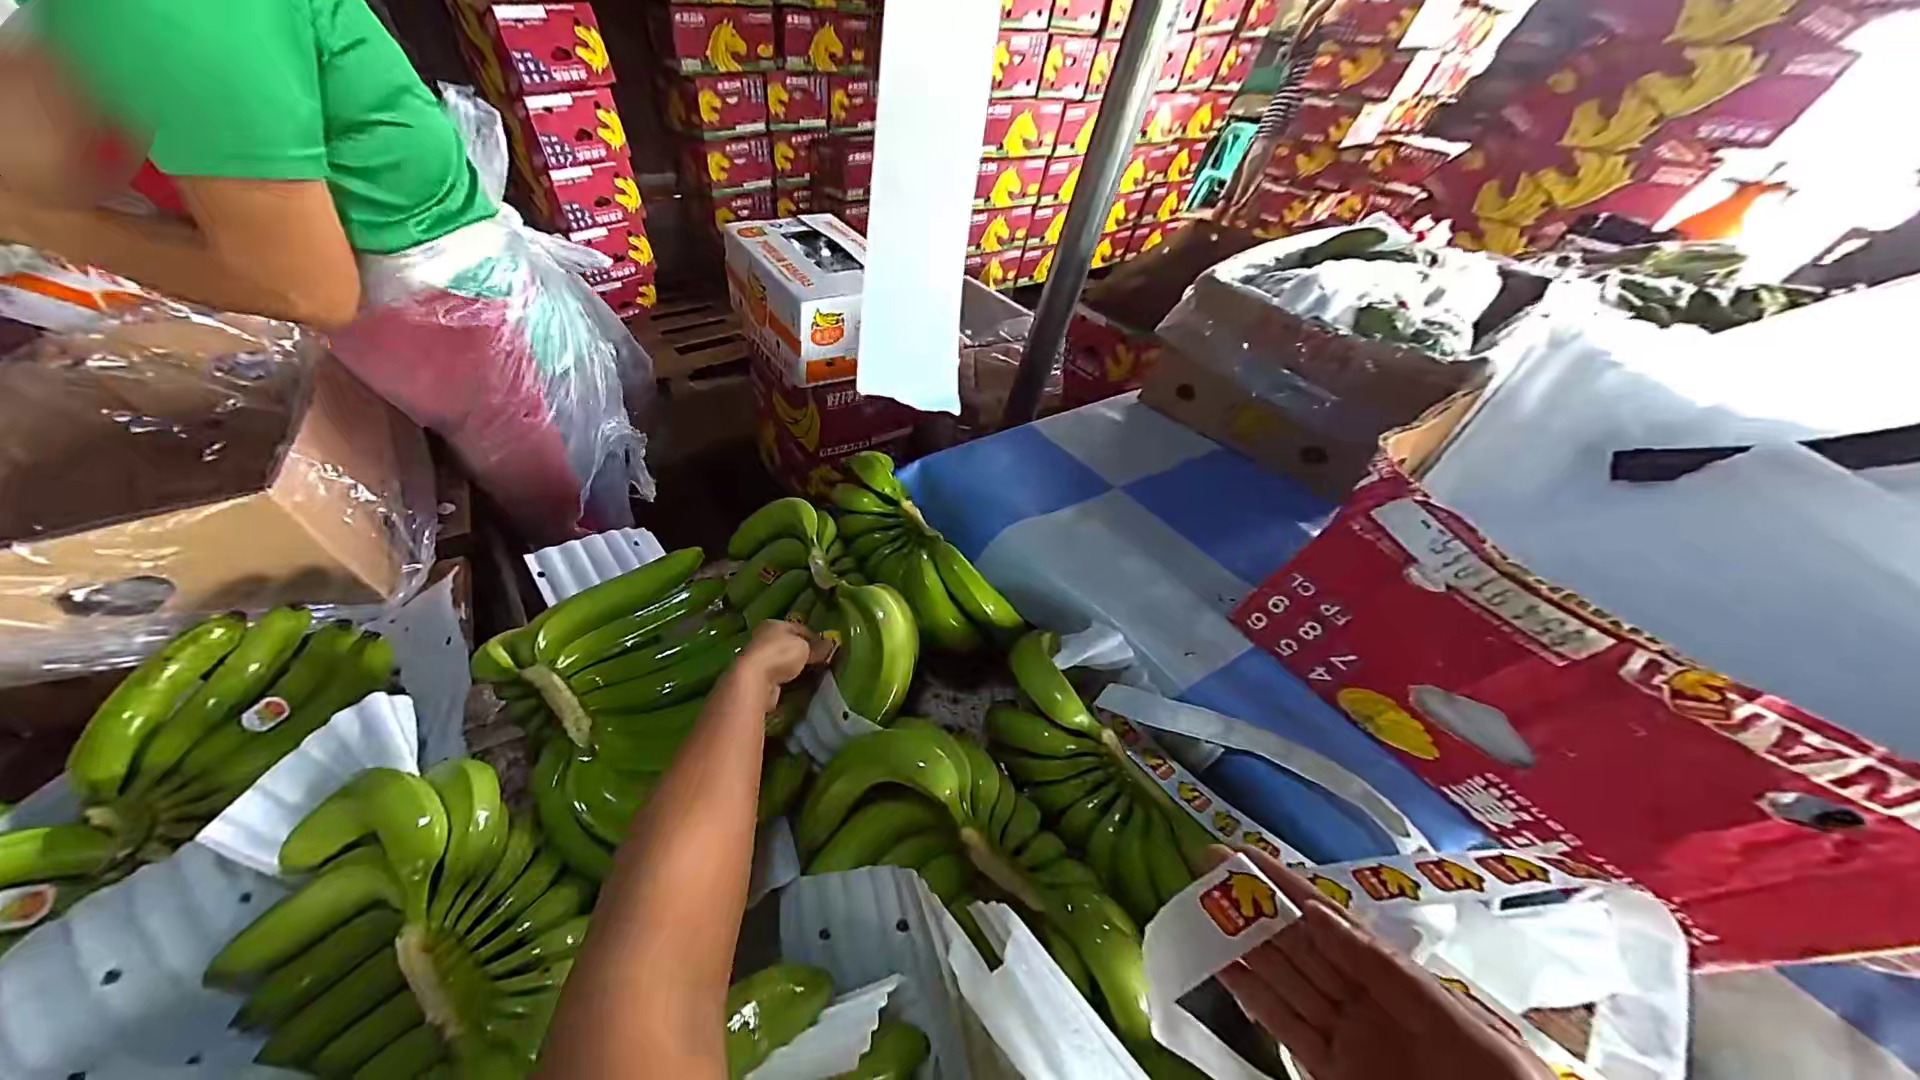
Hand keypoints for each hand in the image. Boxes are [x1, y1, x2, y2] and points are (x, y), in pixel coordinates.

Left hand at [732, 619, 833, 688]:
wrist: (754, 679)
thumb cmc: (780, 654)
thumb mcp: (805, 647)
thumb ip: (817, 647)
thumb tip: (830, 644)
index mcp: (774, 624)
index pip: (798, 627)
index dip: (813, 636)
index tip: (825, 647)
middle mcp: (763, 637)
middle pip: (788, 643)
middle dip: (802, 651)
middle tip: (818, 660)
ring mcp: (757, 657)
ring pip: (781, 659)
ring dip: (793, 666)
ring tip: (809, 673)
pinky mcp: (755, 676)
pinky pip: (776, 674)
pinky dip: (785, 678)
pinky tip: (795, 683)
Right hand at [1215, 845, 1554, 1079]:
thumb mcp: (1463, 1030)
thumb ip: (1389, 973)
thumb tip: (1319, 914)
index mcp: (1398, 980)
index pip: (1327, 919)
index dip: (1283, 884)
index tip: (1241, 853)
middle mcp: (1364, 999)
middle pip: (1296, 942)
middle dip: (1251, 903)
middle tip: (1204, 869)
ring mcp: (1346, 1039)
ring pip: (1281, 978)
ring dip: (1241, 943)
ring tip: (1198, 909)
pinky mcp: (1330, 1075)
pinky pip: (1283, 1026)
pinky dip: (1250, 995)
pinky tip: (1222, 967)